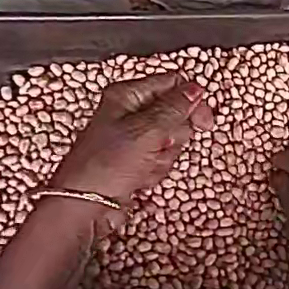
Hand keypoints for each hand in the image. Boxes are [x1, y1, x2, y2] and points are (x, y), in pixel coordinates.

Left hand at [50, 73, 212, 229]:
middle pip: (177, 115)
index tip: (204, 121)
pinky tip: (140, 176)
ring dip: (165, 156)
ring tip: (145, 164)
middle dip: (174, 136)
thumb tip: (196, 88)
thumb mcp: (147, 130)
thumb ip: (175, 108)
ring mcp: (135, 137)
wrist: (85, 204)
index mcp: (128, 95)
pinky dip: (157, 169)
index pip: (173, 84)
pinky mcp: (137, 159)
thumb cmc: (106, 164)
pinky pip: (163, 158)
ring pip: (173, 140)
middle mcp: (131, 112)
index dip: (192, 101)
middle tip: (160, 144)